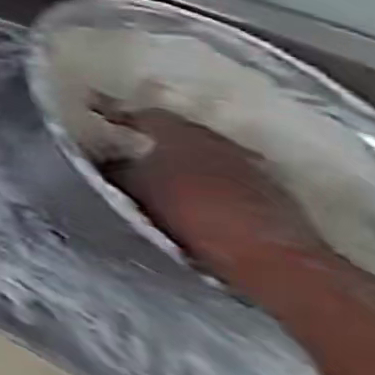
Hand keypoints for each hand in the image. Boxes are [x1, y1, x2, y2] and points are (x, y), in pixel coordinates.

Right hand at [101, 108, 330, 288]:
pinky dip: (210, 183)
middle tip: (132, 147)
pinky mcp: (274, 196)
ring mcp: (252, 168)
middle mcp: (219, 141)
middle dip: (156, 139)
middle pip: (181, 133)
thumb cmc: (194, 212)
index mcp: (182, 132)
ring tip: (164, 175)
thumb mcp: (139, 189)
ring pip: (208, 156)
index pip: (144, 114)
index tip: (100, 114)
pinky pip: (229, 179)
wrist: (275, 259)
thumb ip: (117, 169)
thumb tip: (105, 159)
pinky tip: (198, 198)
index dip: (119, 115)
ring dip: (186, 162)